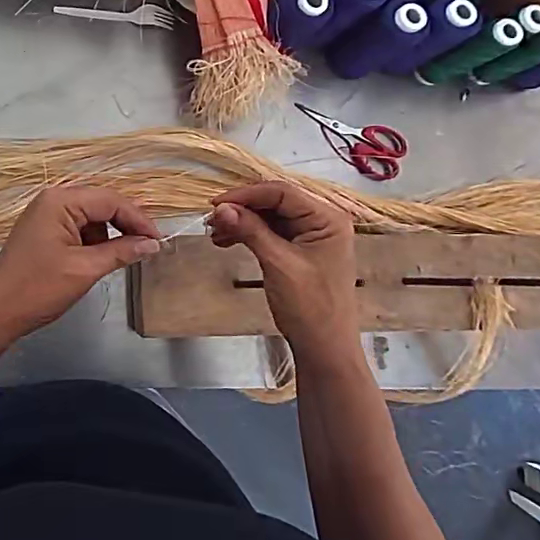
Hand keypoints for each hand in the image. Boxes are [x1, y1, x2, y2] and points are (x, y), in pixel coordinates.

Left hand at [0, 186, 161, 346]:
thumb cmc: (38, 288)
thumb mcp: (85, 269)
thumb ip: (121, 251)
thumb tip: (151, 243)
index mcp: (59, 201)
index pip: (110, 200)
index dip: (138, 219)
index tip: (160, 241)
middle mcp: (51, 200)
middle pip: (100, 203)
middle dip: (126, 224)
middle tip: (149, 247)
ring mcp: (44, 215)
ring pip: (90, 216)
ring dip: (110, 233)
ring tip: (126, 256)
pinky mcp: (42, 231)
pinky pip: (76, 227)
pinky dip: (93, 240)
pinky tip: (101, 258)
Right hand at [208, 181, 360, 361]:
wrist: (324, 346)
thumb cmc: (310, 306)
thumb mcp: (278, 264)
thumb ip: (250, 230)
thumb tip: (220, 208)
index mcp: (327, 219)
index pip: (281, 192)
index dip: (246, 194)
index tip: (215, 205)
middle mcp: (321, 221)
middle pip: (274, 201)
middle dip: (241, 208)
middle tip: (211, 219)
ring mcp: (309, 234)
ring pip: (267, 215)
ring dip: (240, 221)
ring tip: (215, 233)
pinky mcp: (297, 248)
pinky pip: (267, 230)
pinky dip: (246, 233)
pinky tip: (225, 241)